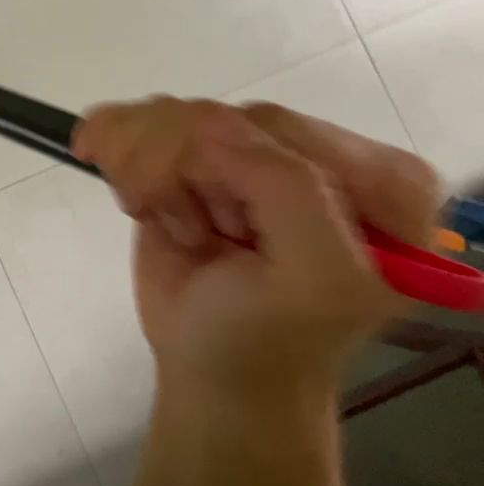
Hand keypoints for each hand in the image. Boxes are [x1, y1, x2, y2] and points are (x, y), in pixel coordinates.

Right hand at [73, 99, 443, 398]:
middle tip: (181, 230)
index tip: (210, 226)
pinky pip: (133, 120)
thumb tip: (211, 123)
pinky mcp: (186, 161)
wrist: (212, 370)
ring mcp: (243, 157)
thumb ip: (287, 191)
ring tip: (152, 215)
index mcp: (375, 181)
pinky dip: (110, 150)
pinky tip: (129, 197)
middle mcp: (313, 158)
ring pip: (163, 115)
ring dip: (137, 167)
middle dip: (170, 170)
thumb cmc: (266, 335)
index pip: (270, 127)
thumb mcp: (312, 277)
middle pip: (209, 116)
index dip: (220, 167)